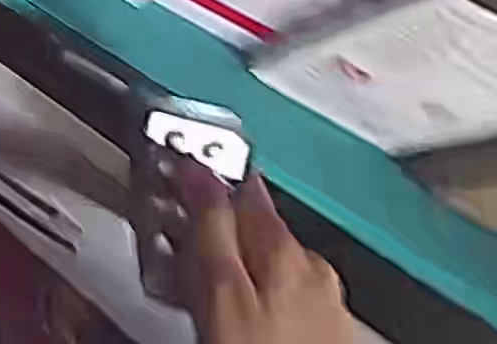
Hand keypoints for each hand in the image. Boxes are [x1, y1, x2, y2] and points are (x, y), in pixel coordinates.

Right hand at [179, 163, 350, 343]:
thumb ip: (209, 220)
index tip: (172, 182)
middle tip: (176, 244)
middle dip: (213, 225)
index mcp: (287, 248)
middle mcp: (313, 269)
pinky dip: (248, 288)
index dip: (202, 177)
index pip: (240, 184)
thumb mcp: (219, 286)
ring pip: (263, 258)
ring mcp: (324, 305)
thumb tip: (199, 170)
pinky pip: (277, 290)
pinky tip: (230, 313)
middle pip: (252, 223)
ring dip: (228, 259)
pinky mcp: (323, 333)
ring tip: (196, 284)